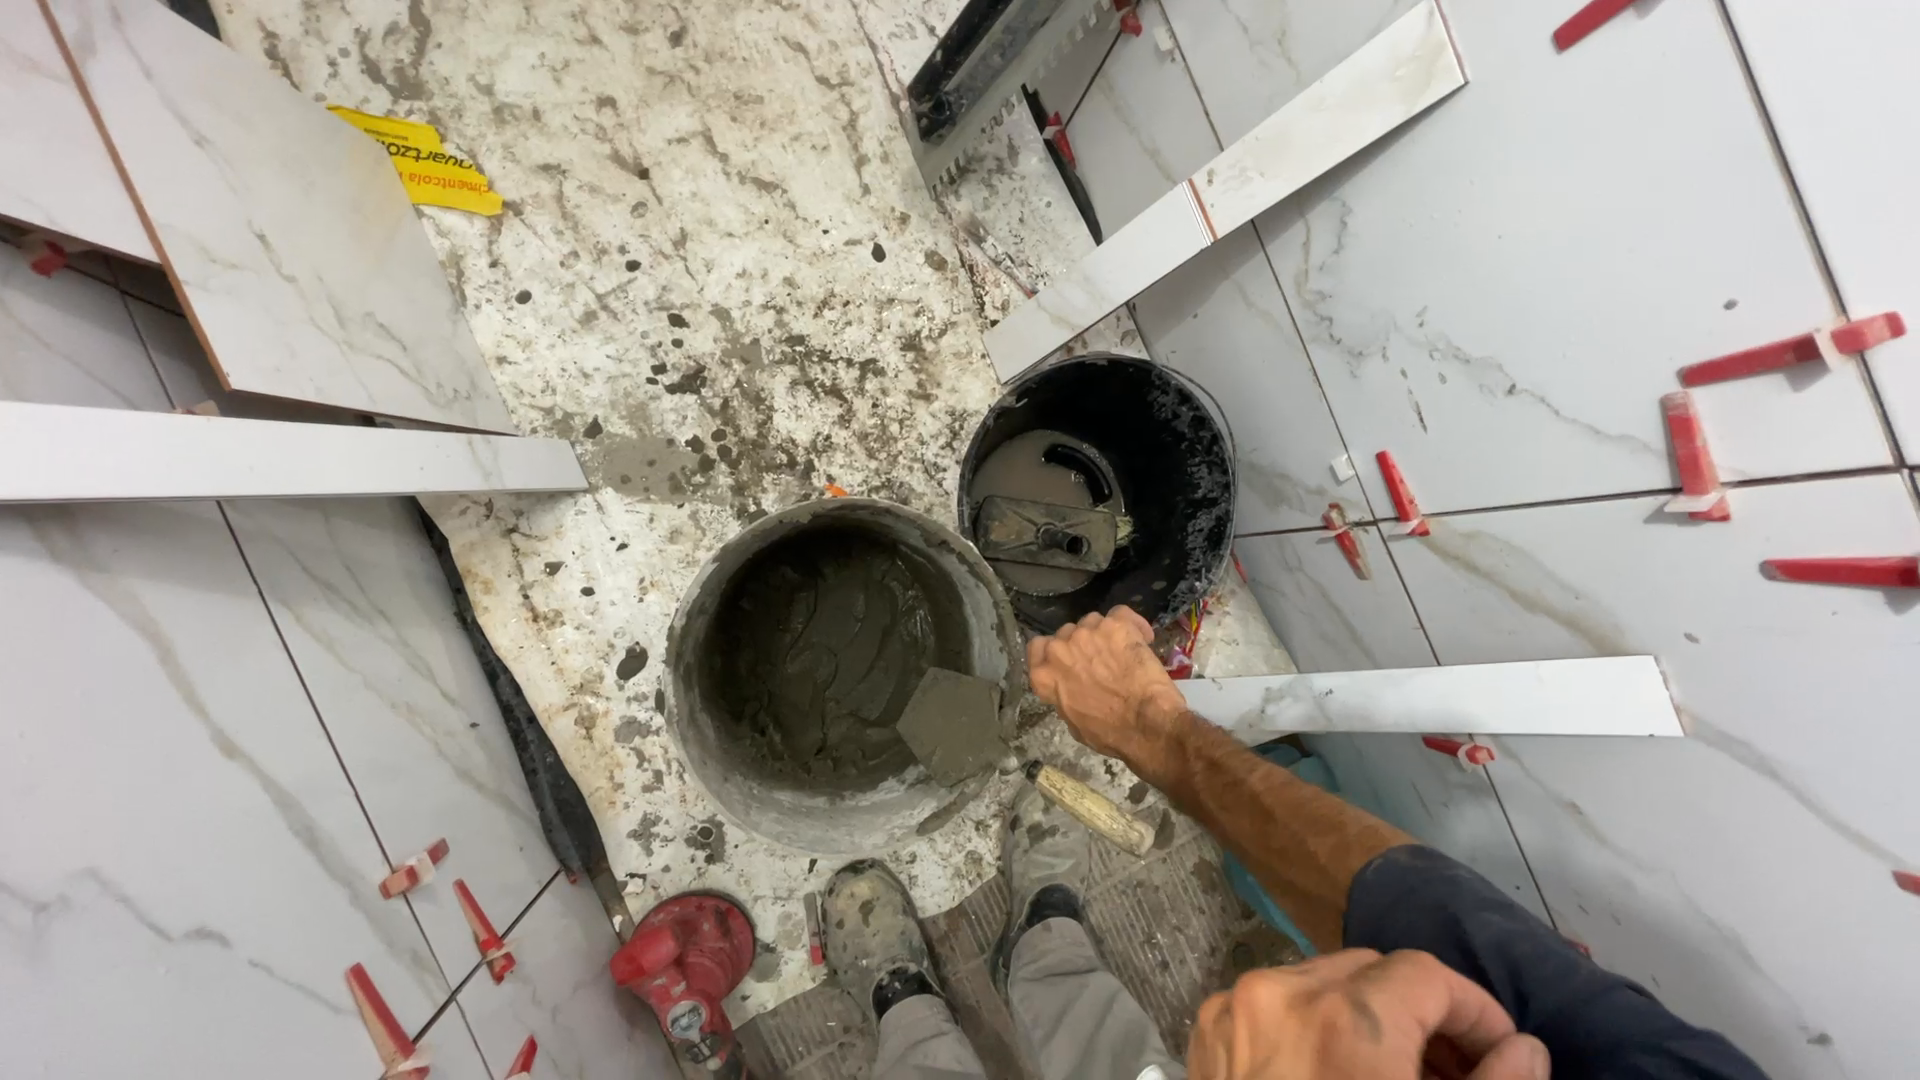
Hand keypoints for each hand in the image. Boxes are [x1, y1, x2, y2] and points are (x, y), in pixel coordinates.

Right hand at [1026, 606, 1188, 768]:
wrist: (1147, 723)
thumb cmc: (1110, 733)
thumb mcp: (1074, 722)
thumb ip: (1064, 695)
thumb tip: (1071, 688)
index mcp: (1044, 674)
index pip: (1037, 648)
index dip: (1052, 652)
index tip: (1066, 661)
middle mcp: (1060, 648)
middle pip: (1065, 634)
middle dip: (1080, 645)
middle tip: (1098, 662)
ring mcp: (1087, 632)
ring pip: (1091, 622)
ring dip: (1103, 635)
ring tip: (1121, 653)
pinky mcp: (1116, 624)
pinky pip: (1119, 614)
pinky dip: (1130, 623)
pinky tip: (1141, 638)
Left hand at [1187, 949, 1549, 1079]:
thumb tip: (1524, 1049)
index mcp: (1342, 1020)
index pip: (1422, 972)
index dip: (1475, 1011)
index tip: (1502, 1055)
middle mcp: (1279, 993)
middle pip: (1368, 971)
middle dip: (1420, 1013)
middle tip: (1456, 1076)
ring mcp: (1232, 1008)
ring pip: (1317, 981)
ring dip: (1366, 1017)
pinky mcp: (1205, 1031)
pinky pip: (1271, 1003)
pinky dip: (1311, 1025)